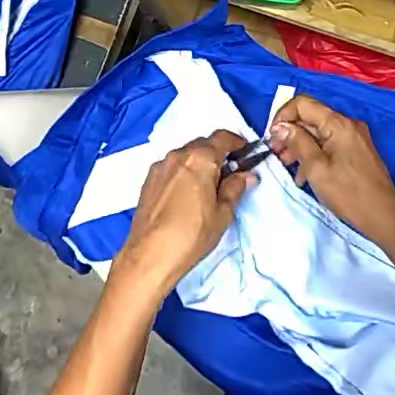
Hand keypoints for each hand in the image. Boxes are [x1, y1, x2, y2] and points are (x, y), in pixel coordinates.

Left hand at [115, 130, 253, 298]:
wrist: (148, 257)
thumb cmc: (192, 234)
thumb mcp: (223, 213)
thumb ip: (236, 187)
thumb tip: (247, 174)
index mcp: (200, 158)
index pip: (223, 137)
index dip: (238, 143)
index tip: (246, 154)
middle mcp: (178, 155)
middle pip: (204, 144)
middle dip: (219, 154)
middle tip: (231, 174)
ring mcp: (160, 167)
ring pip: (186, 155)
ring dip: (200, 163)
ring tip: (209, 187)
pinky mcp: (148, 181)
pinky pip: (172, 167)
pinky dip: (184, 172)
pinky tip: (188, 194)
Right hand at [269, 95, 394, 248]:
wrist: (382, 213)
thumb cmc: (347, 192)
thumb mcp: (316, 167)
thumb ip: (297, 142)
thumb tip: (282, 126)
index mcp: (339, 123)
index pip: (303, 103)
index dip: (283, 116)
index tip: (272, 137)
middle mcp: (348, 124)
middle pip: (312, 118)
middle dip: (290, 133)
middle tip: (276, 154)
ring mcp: (355, 137)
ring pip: (320, 132)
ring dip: (301, 145)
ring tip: (288, 165)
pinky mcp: (357, 150)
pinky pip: (330, 144)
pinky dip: (315, 154)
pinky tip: (305, 174)